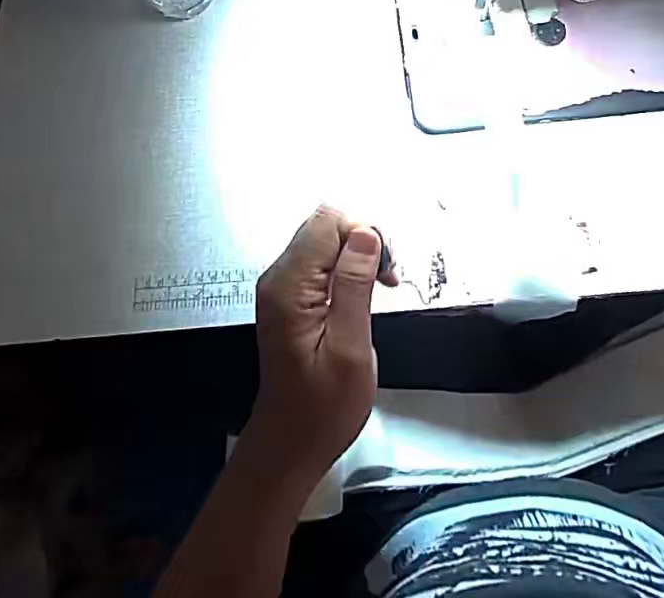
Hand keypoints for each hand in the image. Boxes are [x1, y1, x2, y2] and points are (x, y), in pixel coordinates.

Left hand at [244, 206, 394, 482]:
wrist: (291, 441)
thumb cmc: (321, 408)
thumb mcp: (350, 348)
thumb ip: (355, 286)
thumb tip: (366, 233)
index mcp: (288, 286)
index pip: (326, 222)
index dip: (363, 235)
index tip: (384, 271)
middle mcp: (278, 277)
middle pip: (324, 225)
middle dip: (361, 242)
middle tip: (385, 281)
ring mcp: (280, 285)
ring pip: (324, 240)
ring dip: (356, 257)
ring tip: (375, 291)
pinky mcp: (288, 295)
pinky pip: (320, 262)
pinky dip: (345, 270)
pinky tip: (358, 297)